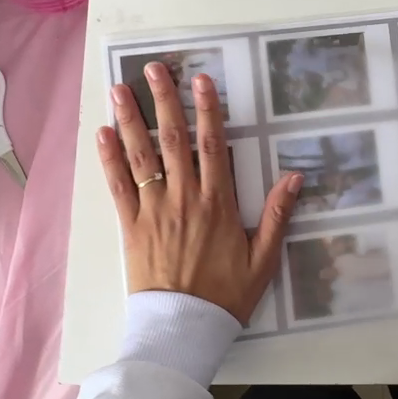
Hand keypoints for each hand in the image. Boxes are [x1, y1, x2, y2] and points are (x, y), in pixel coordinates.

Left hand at [98, 62, 300, 323]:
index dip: (207, 110)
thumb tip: (294, 177)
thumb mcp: (263, 259)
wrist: (182, 329)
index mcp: (218, 203)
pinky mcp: (130, 227)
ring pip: (142, 157)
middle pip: (173, 141)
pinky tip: (103, 134)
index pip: (213, 146)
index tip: (201, 80)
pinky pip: (118, 187)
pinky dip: (110, 159)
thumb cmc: (226, 295)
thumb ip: (278, 216)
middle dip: (163, 102)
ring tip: (119, 90)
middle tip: (154, 69)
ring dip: (131, 120)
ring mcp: (154, 210)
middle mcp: (184, 198)